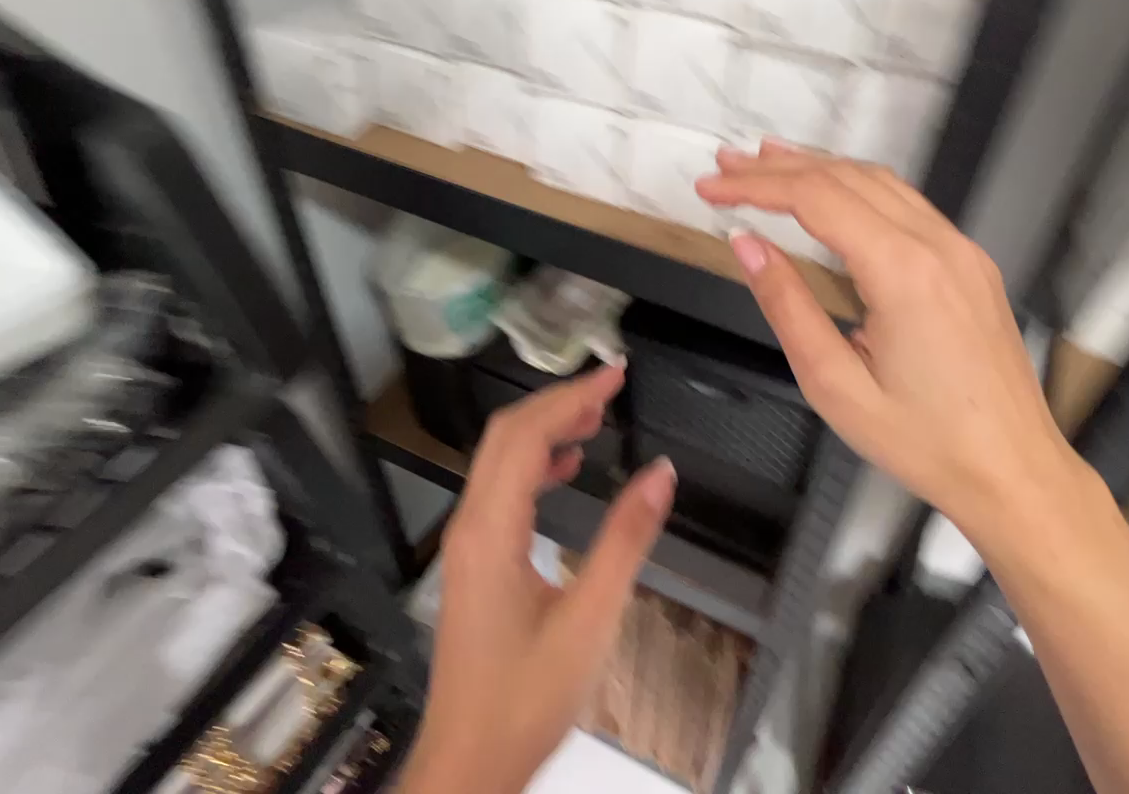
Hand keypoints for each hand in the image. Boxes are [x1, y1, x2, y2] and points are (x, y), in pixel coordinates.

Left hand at [400, 365, 677, 793]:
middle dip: (558, 402)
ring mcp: (468, 544)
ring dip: (546, 429)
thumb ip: (626, 539)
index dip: (572, 397)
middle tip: (609, 386)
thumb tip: (660, 474)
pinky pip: (501, 489)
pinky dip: (535, 464)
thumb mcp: (591, 618)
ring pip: (500, 460)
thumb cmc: (525, 699)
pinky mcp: (476, 562)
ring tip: (594, 416)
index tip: (615, 375)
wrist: (468, 764)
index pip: (526, 435)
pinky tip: (566, 468)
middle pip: (505, 436)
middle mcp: (470, 527)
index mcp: (491, 531)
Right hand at [697, 143, 1091, 531]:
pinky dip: (859, 188)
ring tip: (768, 163)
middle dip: (780, 167)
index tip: (712, 185)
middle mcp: (938, 245)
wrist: (1013, 470)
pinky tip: (833, 194)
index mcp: (903, 272)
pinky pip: (907, 204)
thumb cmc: (925, 442)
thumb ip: (787, 305)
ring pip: (880, 181)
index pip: (815, 198)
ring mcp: (961, 250)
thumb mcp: (834, 384)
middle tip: (728, 165)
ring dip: (820, 168)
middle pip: (846, 177)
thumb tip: (747, 246)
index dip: (755, 185)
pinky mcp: (970, 264)